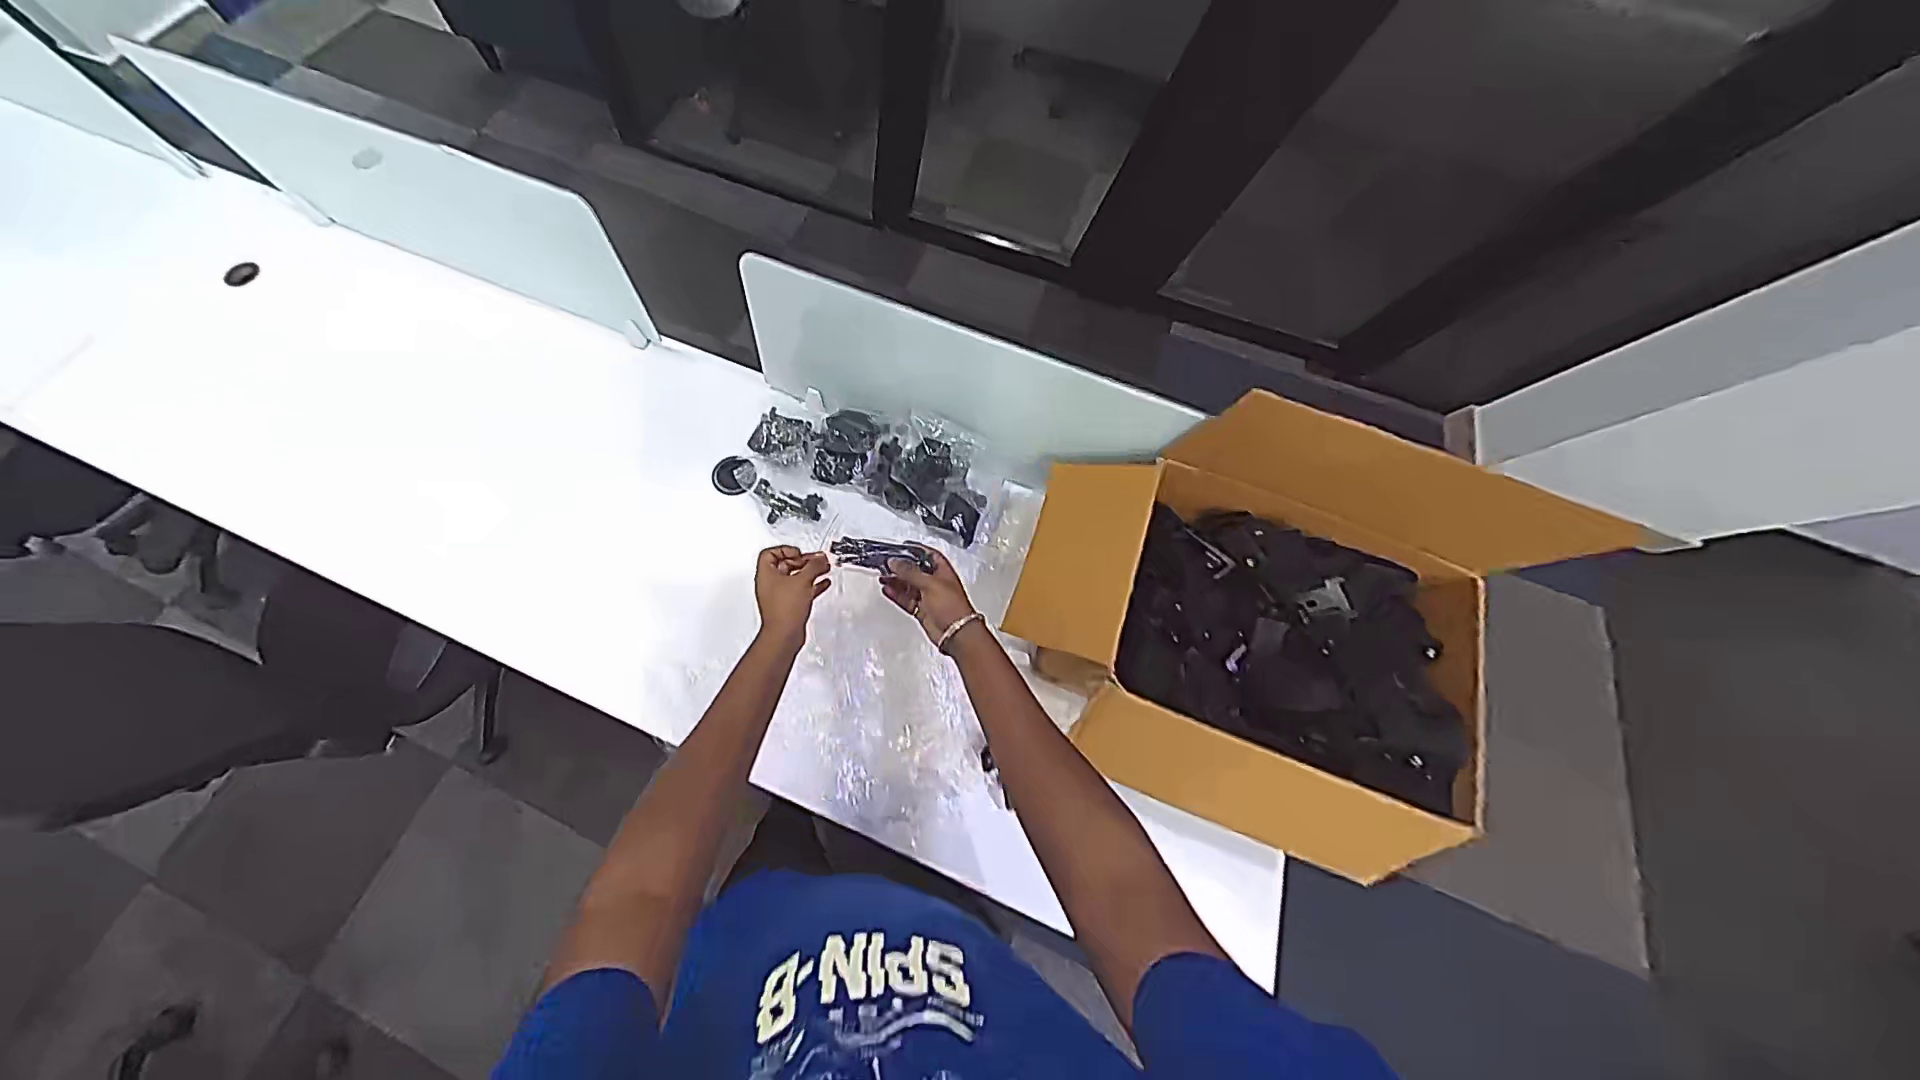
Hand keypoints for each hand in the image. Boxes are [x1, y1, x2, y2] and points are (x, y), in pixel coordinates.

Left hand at [756, 546, 830, 646]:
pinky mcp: (788, 605)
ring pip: (795, 577)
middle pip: (785, 564)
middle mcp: (770, 584)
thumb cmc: (784, 610)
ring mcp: (779, 595)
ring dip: (810, 572)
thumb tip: (820, 558)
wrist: (784, 634)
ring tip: (823, 568)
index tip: (799, 552)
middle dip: (803, 560)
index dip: (786, 550)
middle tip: (817, 559)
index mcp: (766, 574)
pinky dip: (812, 585)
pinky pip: (801, 590)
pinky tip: (822, 583)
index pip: (770, 553)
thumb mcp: (803, 580)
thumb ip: (813, 566)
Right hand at [881, 547, 975, 642]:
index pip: (928, 554)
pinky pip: (906, 599)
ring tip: (883, 575)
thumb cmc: (953, 607)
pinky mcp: (922, 610)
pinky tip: (887, 590)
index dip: (915, 550)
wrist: (956, 633)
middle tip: (886, 563)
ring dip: (895, 580)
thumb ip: (910, 572)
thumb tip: (896, 562)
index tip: (901, 547)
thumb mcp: (930, 583)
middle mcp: (936, 582)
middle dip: (900, 567)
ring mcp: (928, 597)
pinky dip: (896, 595)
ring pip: (908, 585)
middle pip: (915, 570)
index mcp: (943, 571)